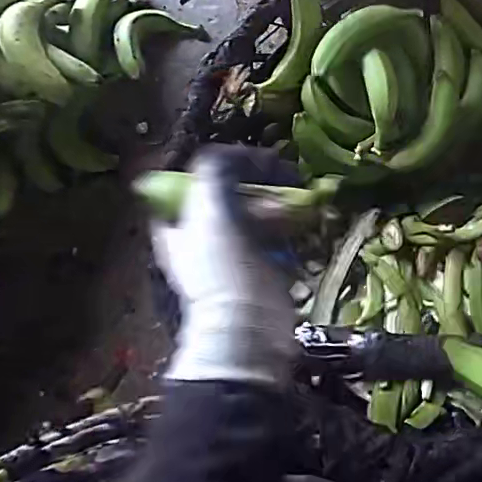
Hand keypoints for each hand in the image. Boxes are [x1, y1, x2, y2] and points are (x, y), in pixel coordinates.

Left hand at [153, 148, 296, 386]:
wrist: (248, 328)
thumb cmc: (222, 268)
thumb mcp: (210, 209)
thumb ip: (216, 170)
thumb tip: (238, 153)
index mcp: (178, 222)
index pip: (192, 180)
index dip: (217, 166)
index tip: (244, 160)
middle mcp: (201, 234)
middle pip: (230, 192)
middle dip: (256, 180)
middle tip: (279, 175)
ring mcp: (233, 251)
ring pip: (257, 210)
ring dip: (278, 199)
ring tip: (297, 194)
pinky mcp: (262, 264)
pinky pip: (277, 232)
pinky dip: (291, 221)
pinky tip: (304, 216)